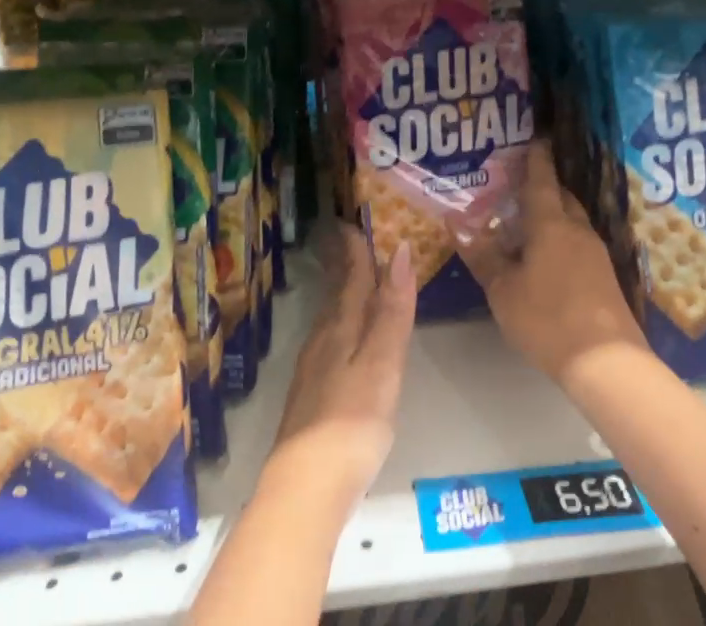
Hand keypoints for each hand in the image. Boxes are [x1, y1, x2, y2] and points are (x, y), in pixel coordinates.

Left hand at [268, 225, 415, 507]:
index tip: (353, 220)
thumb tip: (398, 251)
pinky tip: (344, 341)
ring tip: (354, 282)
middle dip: (347, 268)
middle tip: (352, 240)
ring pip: (331, 320)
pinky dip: (341, 327)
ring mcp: (313, 370)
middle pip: (337, 296)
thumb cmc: (353, 420)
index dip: (356, 250)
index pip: (352, 278)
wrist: (307, 484)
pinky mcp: (312, 397)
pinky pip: (330, 343)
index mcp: (340, 329)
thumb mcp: (382, 362)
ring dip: (343, 295)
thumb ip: (391, 310)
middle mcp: (322, 342)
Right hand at [458, 141, 648, 385]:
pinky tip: (546, 255)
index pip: (542, 181)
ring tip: (526, 220)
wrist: (606, 361)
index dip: (536, 159)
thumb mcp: (503, 289)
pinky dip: (561, 238)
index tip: (534, 139)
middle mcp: (577, 230)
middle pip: (561, 198)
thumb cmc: (546, 318)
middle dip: (543, 187)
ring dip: (552, 214)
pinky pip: (578, 242)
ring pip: (572, 221)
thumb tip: (456, 222)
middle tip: (518, 184)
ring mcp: (596, 253)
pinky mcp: (605, 276)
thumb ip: (482, 255)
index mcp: (551, 225)